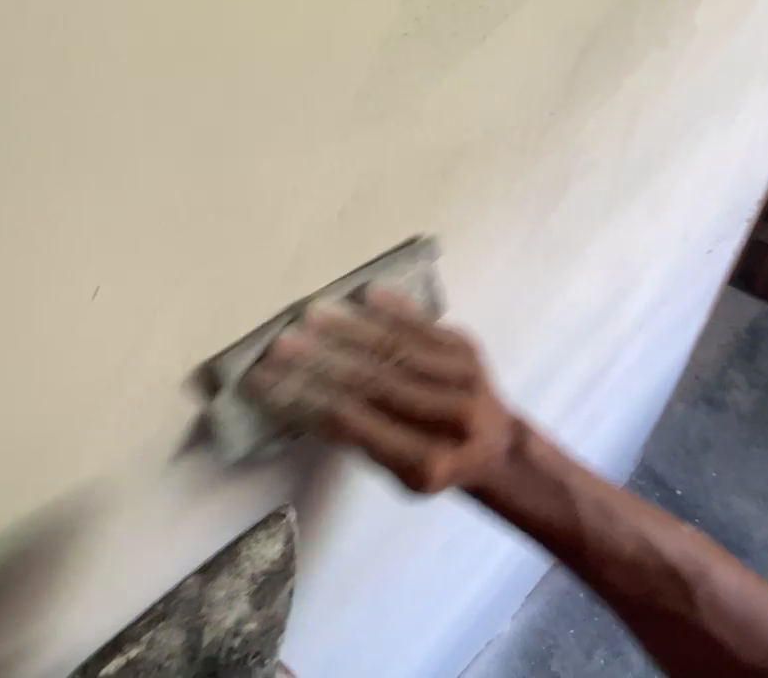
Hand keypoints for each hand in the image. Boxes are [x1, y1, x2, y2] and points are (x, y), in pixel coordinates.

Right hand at [244, 283, 520, 493]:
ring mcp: (464, 379)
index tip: (268, 380)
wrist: (499, 445)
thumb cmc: (436, 462)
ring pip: (397, 349)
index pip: (354, 423)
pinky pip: (425, 326)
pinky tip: (366, 294)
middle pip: (374, 382)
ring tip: (312, 315)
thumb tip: (303, 398)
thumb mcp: (397, 473)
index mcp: (425, 462)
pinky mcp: (468, 348)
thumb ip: (359, 438)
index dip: (307, 400)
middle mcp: (449, 419)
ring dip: (350, 329)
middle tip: (283, 344)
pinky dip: (395, 309)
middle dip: (322, 361)